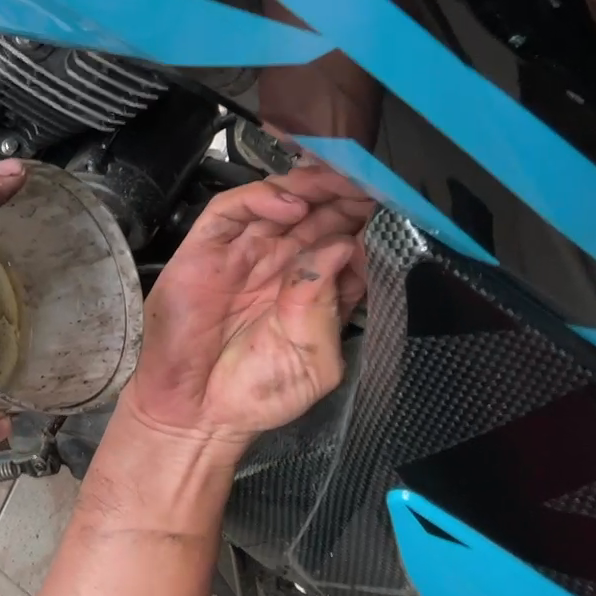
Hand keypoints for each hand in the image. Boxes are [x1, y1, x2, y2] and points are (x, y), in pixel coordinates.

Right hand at [120, 166, 372, 464]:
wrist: (197, 414)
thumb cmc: (255, 394)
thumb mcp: (315, 361)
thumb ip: (326, 308)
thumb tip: (338, 249)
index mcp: (310, 290)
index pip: (344, 242)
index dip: (368, 222)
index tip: (399, 208)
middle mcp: (275, 266)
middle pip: (313, 214)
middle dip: (344, 195)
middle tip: (372, 182)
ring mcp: (238, 257)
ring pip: (273, 202)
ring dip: (307, 187)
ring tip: (337, 182)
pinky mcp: (201, 252)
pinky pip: (227, 212)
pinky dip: (258, 198)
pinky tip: (289, 203)